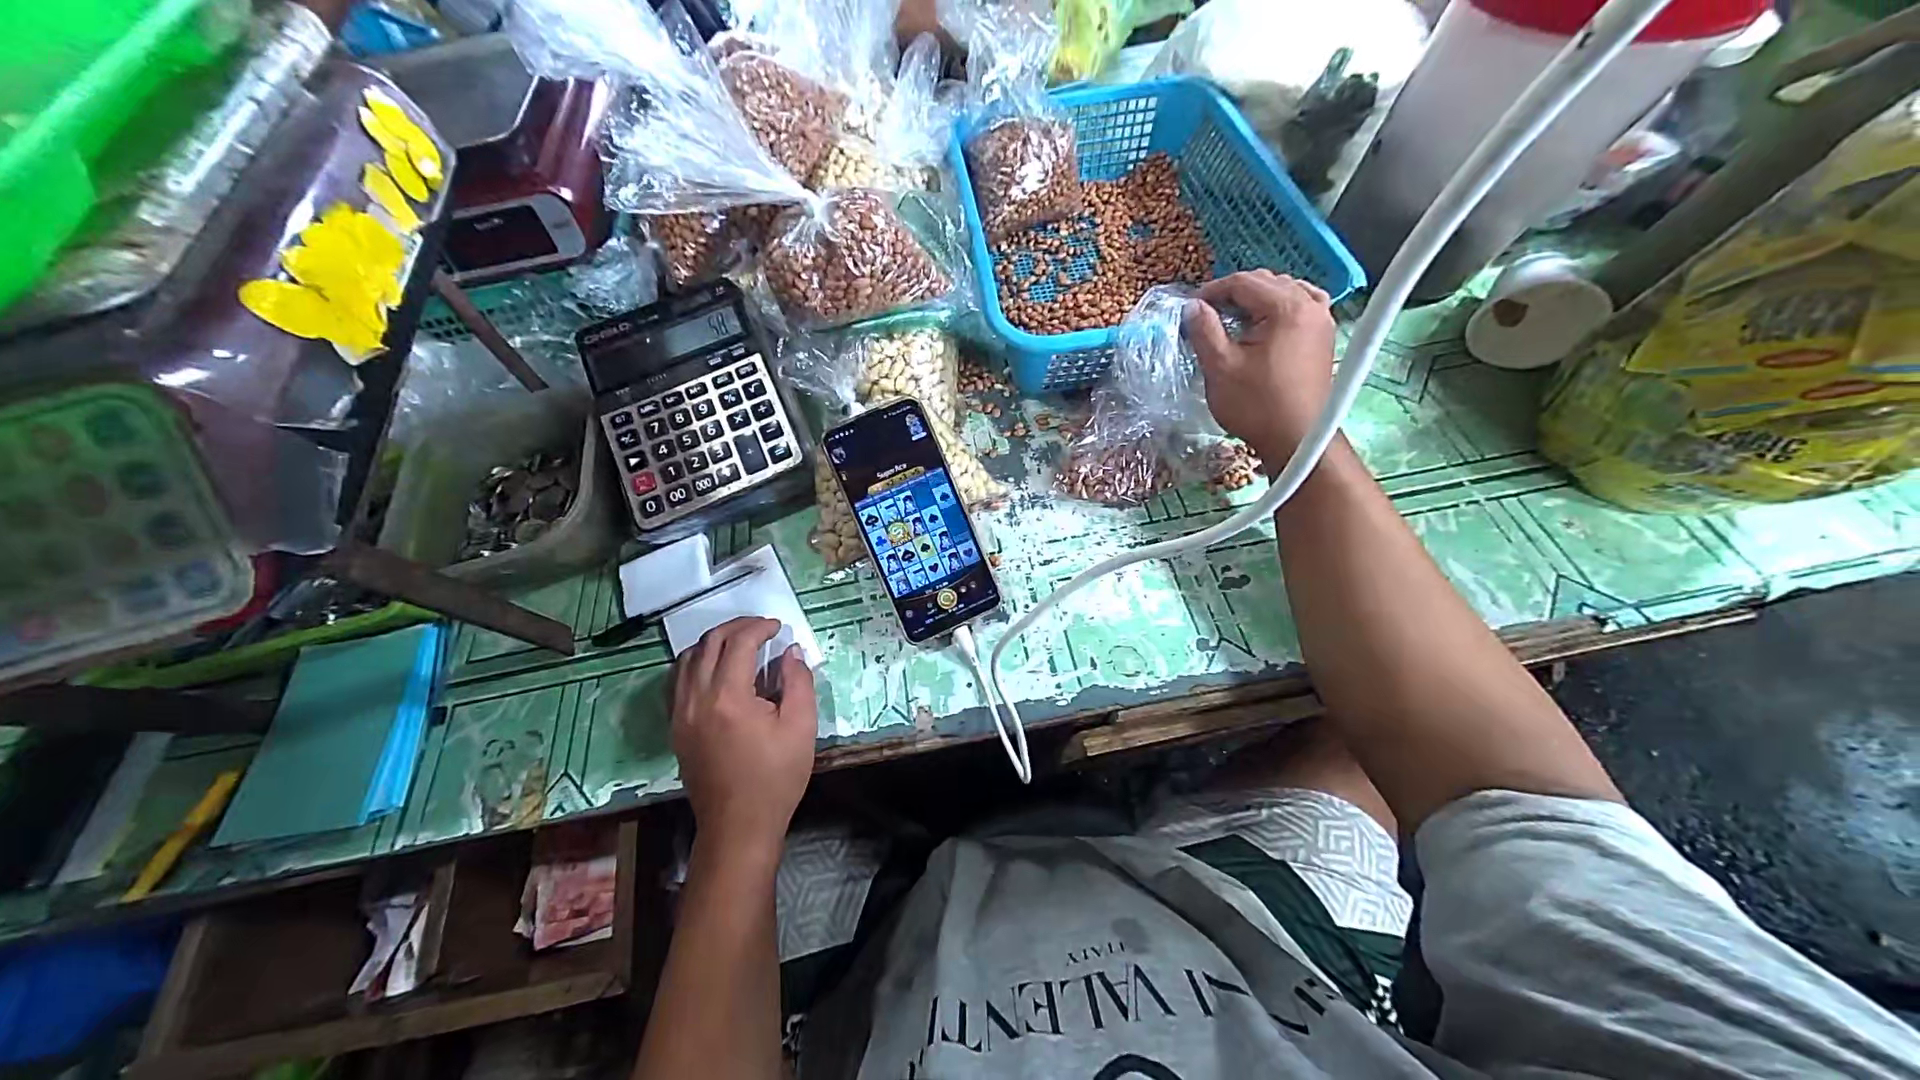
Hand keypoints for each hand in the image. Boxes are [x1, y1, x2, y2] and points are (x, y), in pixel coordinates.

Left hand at [671, 617, 816, 853]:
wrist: (739, 825)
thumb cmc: (775, 778)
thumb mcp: (801, 727)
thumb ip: (798, 682)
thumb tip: (791, 652)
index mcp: (728, 698)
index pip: (738, 643)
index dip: (759, 628)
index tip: (778, 627)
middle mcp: (696, 699)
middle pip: (708, 643)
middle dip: (736, 627)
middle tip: (761, 628)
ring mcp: (680, 714)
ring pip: (688, 658)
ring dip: (714, 642)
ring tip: (740, 643)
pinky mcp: (676, 728)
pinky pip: (679, 680)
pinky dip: (697, 663)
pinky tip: (716, 669)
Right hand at [1185, 270, 1335, 465]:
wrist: (1297, 440)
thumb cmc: (1256, 406)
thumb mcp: (1220, 367)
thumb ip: (1204, 330)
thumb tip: (1193, 307)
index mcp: (1286, 308)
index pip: (1244, 282)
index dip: (1212, 290)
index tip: (1191, 307)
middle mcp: (1310, 305)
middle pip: (1266, 282)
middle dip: (1234, 293)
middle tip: (1207, 314)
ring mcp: (1322, 320)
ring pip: (1284, 291)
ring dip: (1256, 299)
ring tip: (1232, 319)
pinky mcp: (1323, 336)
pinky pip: (1300, 306)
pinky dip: (1278, 308)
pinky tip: (1263, 323)